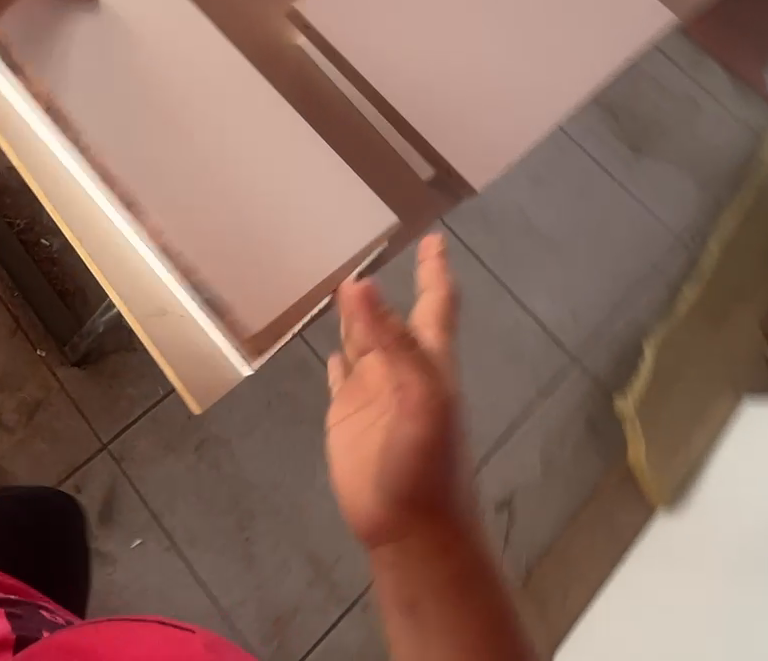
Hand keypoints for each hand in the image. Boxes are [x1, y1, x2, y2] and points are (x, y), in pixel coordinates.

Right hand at [324, 234, 470, 549]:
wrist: (412, 528)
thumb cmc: (426, 462)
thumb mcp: (418, 396)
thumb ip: (389, 341)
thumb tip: (360, 283)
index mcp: (427, 361)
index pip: (435, 305)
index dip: (435, 272)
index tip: (434, 239)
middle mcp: (399, 368)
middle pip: (391, 318)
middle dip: (385, 288)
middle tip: (368, 251)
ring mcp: (371, 391)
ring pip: (362, 341)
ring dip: (356, 315)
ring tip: (343, 286)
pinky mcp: (346, 413)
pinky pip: (340, 374)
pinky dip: (337, 355)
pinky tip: (331, 347)